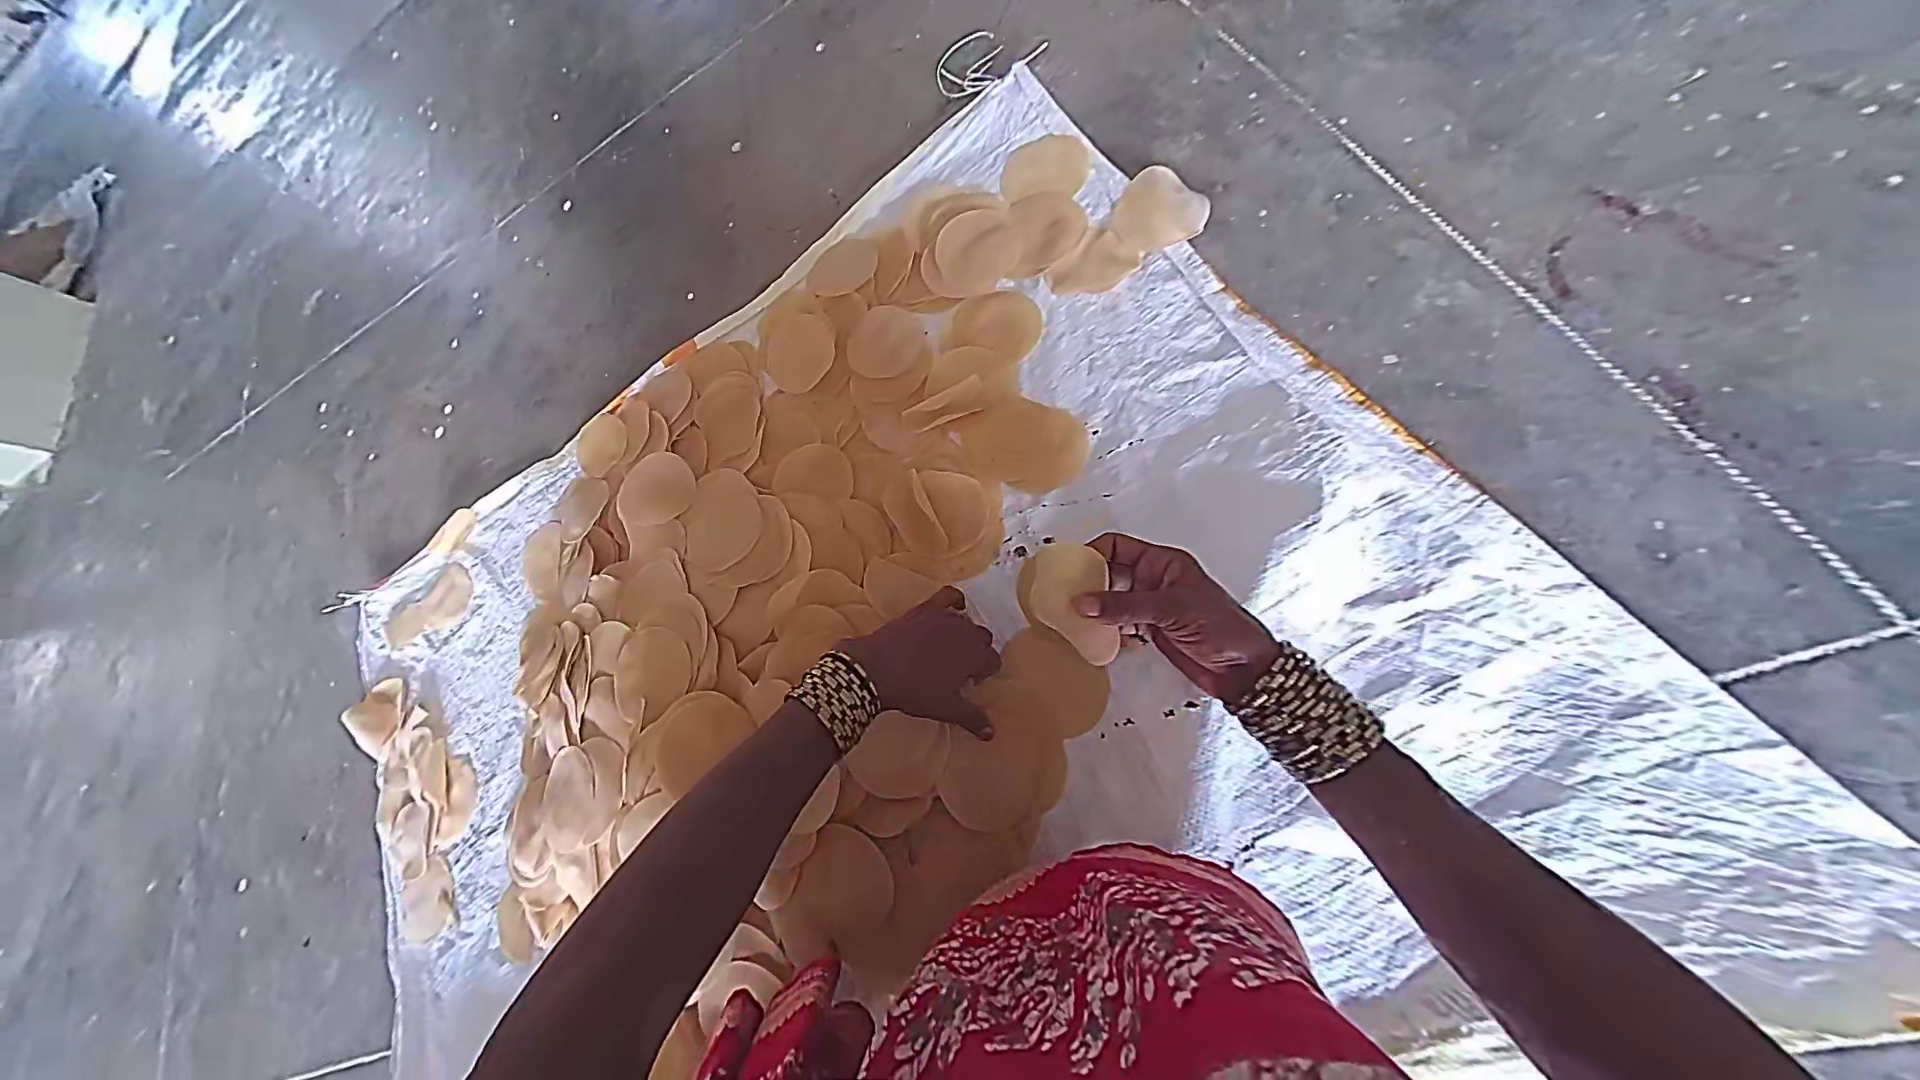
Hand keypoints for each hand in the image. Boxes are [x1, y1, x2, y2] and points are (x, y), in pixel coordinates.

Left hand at [840, 587, 1000, 738]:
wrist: (875, 669)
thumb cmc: (913, 691)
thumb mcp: (945, 708)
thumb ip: (972, 718)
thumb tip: (991, 734)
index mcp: (974, 656)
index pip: (993, 660)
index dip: (985, 672)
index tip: (971, 682)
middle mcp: (965, 632)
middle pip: (983, 639)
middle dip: (976, 652)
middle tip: (960, 668)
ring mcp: (945, 617)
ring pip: (968, 622)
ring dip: (965, 633)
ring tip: (951, 648)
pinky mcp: (927, 608)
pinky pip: (950, 595)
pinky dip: (956, 600)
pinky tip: (956, 608)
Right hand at [1075, 533, 1280, 702]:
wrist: (1244, 669)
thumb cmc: (1219, 626)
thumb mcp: (1169, 610)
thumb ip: (1123, 607)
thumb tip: (1081, 603)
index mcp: (1161, 563)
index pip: (1117, 546)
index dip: (1093, 553)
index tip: (1069, 569)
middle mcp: (1152, 580)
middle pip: (1110, 574)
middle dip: (1088, 584)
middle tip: (1063, 597)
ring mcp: (1150, 606)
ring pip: (1112, 602)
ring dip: (1095, 611)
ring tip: (1072, 620)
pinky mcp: (1151, 630)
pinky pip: (1120, 626)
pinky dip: (1107, 632)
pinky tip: (1095, 639)